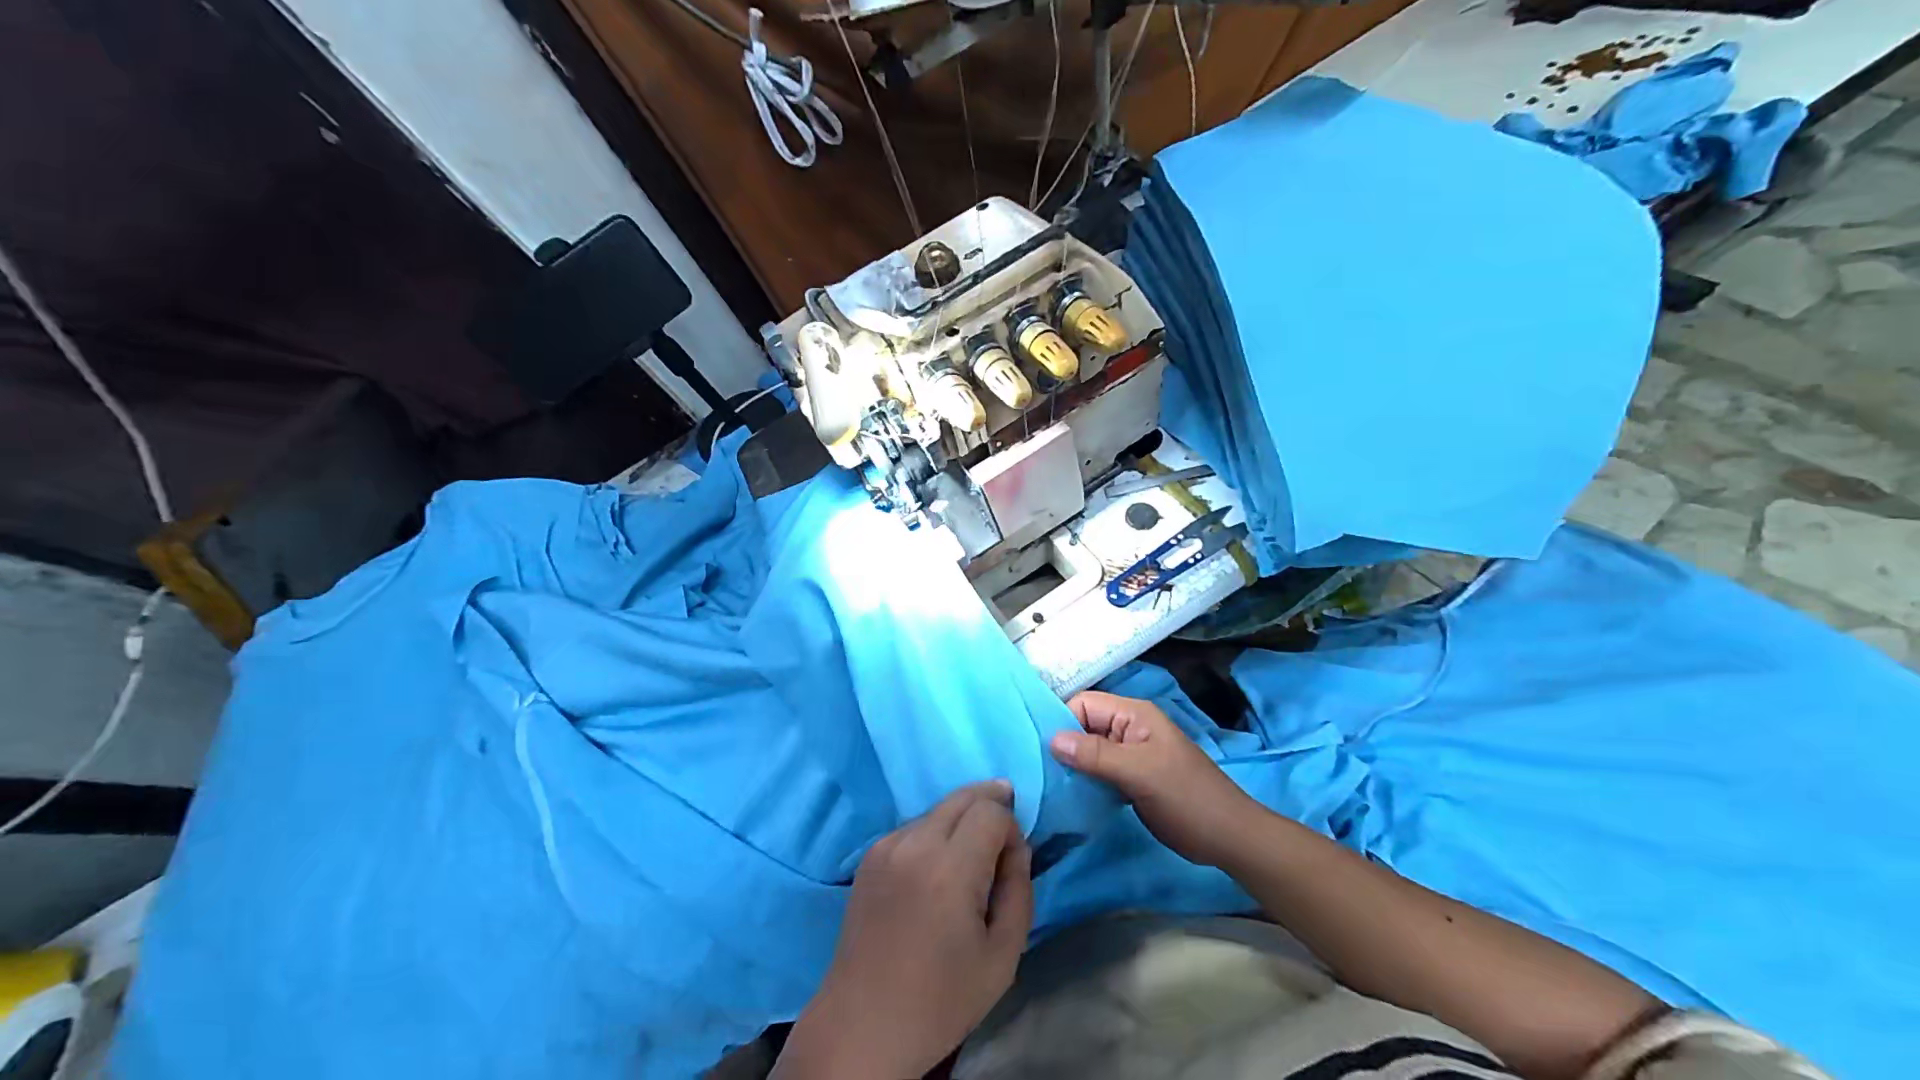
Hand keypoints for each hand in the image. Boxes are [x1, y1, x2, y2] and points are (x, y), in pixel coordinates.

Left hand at [775, 782, 1034, 1079]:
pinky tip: (936, 873)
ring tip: (970, 861)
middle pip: (962, 796)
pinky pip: (913, 829)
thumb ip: (1018, 890)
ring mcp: (885, 847)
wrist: (863, 1026)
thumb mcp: (1003, 955)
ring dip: (961, 821)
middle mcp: (913, 844)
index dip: (1011, 829)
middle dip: (990, 804)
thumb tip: (1015, 849)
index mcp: (949, 869)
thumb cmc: (941, 1000)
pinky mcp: (868, 858)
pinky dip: (934, 836)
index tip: (1014, 863)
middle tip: (1007, 830)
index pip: (991, 810)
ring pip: (937, 810)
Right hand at [1049, 691, 1263, 866]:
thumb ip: (1096, 754)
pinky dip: (1083, 780)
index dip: (1061, 723)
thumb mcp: (1140, 773)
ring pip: (1088, 750)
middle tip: (1038, 771)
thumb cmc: (1187, 798)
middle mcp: (1128, 728)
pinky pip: (1097, 771)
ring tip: (1048, 785)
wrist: (1227, 838)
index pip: (1082, 704)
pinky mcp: (1129, 779)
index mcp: (1133, 715)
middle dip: (1062, 745)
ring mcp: (1129, 754)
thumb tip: (1051, 740)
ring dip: (1071, 765)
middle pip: (1082, 726)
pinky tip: (1069, 795)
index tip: (1041, 751)